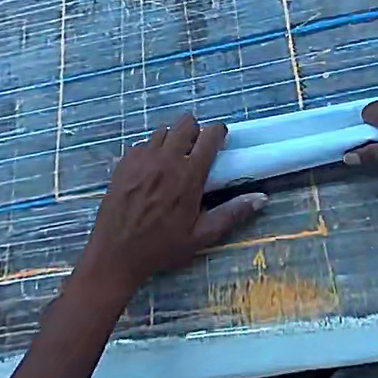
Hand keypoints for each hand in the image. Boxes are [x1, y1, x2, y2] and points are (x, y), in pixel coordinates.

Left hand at [73, 114, 267, 298]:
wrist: (115, 254)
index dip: (219, 132)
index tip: (220, 140)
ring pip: (164, 131)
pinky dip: (151, 150)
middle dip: (195, 132)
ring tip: (173, 160)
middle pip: (186, 123)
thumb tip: (262, 198)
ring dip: (173, 140)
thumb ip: (232, 214)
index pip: (210, 136)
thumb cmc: (162, 247)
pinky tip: (150, 170)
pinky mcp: (125, 162)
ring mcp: (143, 158)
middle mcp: (166, 159)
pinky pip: (143, 144)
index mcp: (189, 175)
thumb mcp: (201, 236)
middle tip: (196, 151)